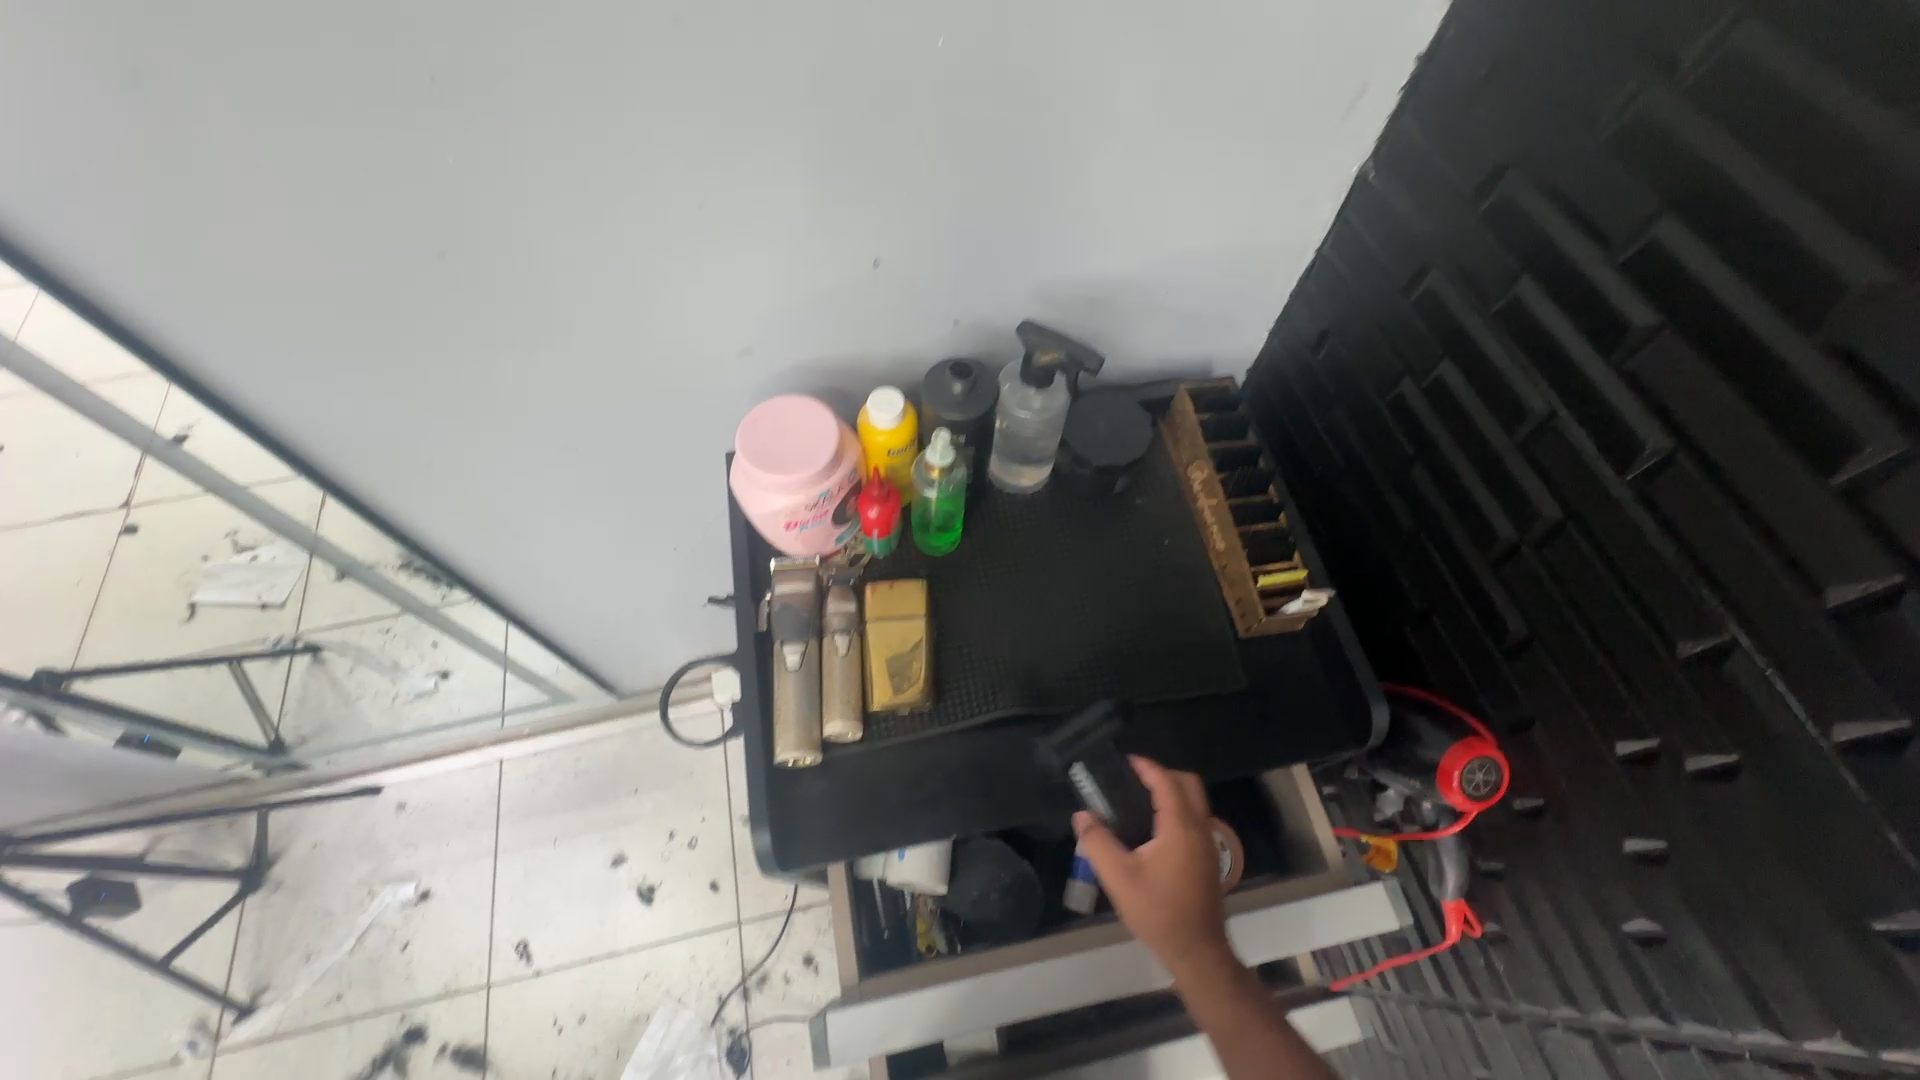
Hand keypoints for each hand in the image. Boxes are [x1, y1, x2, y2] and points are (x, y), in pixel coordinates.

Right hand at [1073, 757, 1232, 974]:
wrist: (1197, 951)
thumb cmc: (1158, 912)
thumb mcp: (1118, 878)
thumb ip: (1097, 842)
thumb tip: (1082, 815)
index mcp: (1180, 827)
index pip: (1167, 782)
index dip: (1147, 767)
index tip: (1126, 761)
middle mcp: (1200, 829)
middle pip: (1189, 785)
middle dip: (1163, 774)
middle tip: (1134, 778)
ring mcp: (1208, 845)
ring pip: (1195, 802)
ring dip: (1172, 792)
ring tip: (1139, 799)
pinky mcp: (1209, 859)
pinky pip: (1195, 819)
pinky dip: (1177, 810)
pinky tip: (1153, 829)